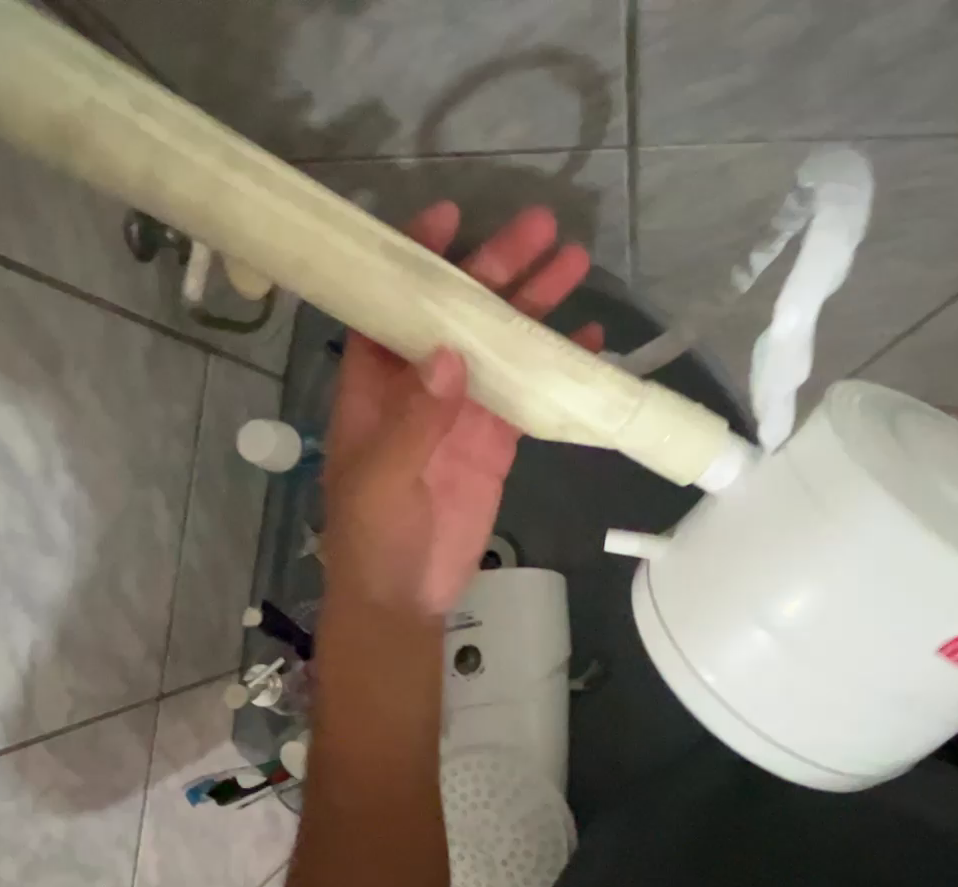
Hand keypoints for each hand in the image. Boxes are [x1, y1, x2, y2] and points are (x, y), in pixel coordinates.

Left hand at [322, 202, 604, 616]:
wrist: (403, 597)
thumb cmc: (371, 537)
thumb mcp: (380, 478)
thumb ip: (412, 420)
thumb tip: (449, 353)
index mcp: (372, 388)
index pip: (390, 311)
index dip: (415, 264)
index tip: (448, 217)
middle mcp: (416, 389)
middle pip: (456, 317)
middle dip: (493, 271)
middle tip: (540, 227)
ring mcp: (458, 413)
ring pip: (497, 347)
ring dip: (531, 307)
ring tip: (574, 261)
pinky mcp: (493, 441)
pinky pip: (525, 394)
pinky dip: (553, 366)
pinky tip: (586, 337)